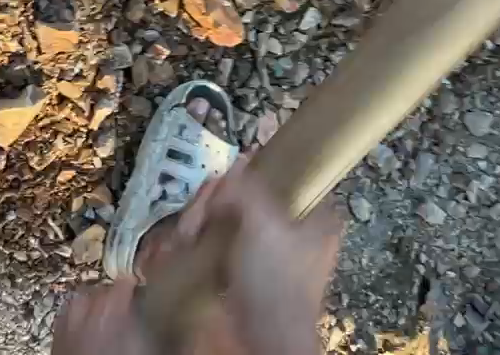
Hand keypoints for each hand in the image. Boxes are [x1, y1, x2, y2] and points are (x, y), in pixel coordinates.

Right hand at [53, 168, 341, 354]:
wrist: (262, 342)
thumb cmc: (275, 280)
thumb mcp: (264, 220)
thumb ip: (246, 186)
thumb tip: (234, 162)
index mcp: (313, 216)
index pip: (280, 175)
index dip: (251, 171)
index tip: (226, 177)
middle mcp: (290, 230)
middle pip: (242, 194)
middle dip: (214, 200)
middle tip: (202, 209)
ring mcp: (262, 251)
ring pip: (223, 215)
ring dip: (199, 219)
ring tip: (189, 233)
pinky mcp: (238, 269)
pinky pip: (214, 239)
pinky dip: (197, 238)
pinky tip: (186, 242)